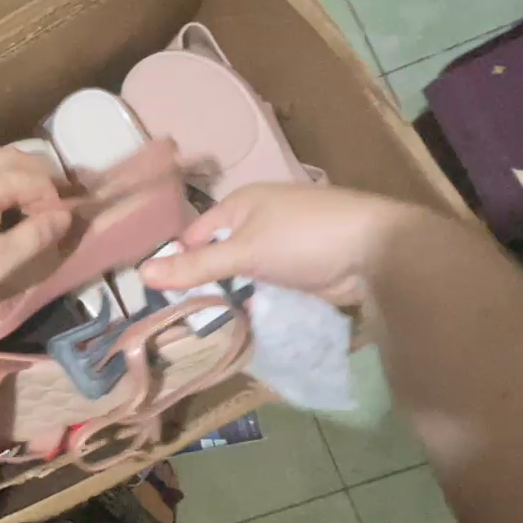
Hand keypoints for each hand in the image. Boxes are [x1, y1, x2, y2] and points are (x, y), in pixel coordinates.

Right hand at [137, 182, 429, 305]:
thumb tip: (141, 273)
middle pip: (215, 253)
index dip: (177, 260)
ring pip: (239, 270)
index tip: (162, 294)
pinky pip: (263, 282)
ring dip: (227, 292)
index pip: (193, 233)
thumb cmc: (305, 239)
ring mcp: (282, 241)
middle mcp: (260, 216)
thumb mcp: (242, 253)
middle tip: (180, 313)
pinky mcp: (300, 265)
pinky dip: (251, 297)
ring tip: (204, 320)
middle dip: (201, 280)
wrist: (381, 252)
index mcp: (242, 201)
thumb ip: (194, 267)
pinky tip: (238, 316)